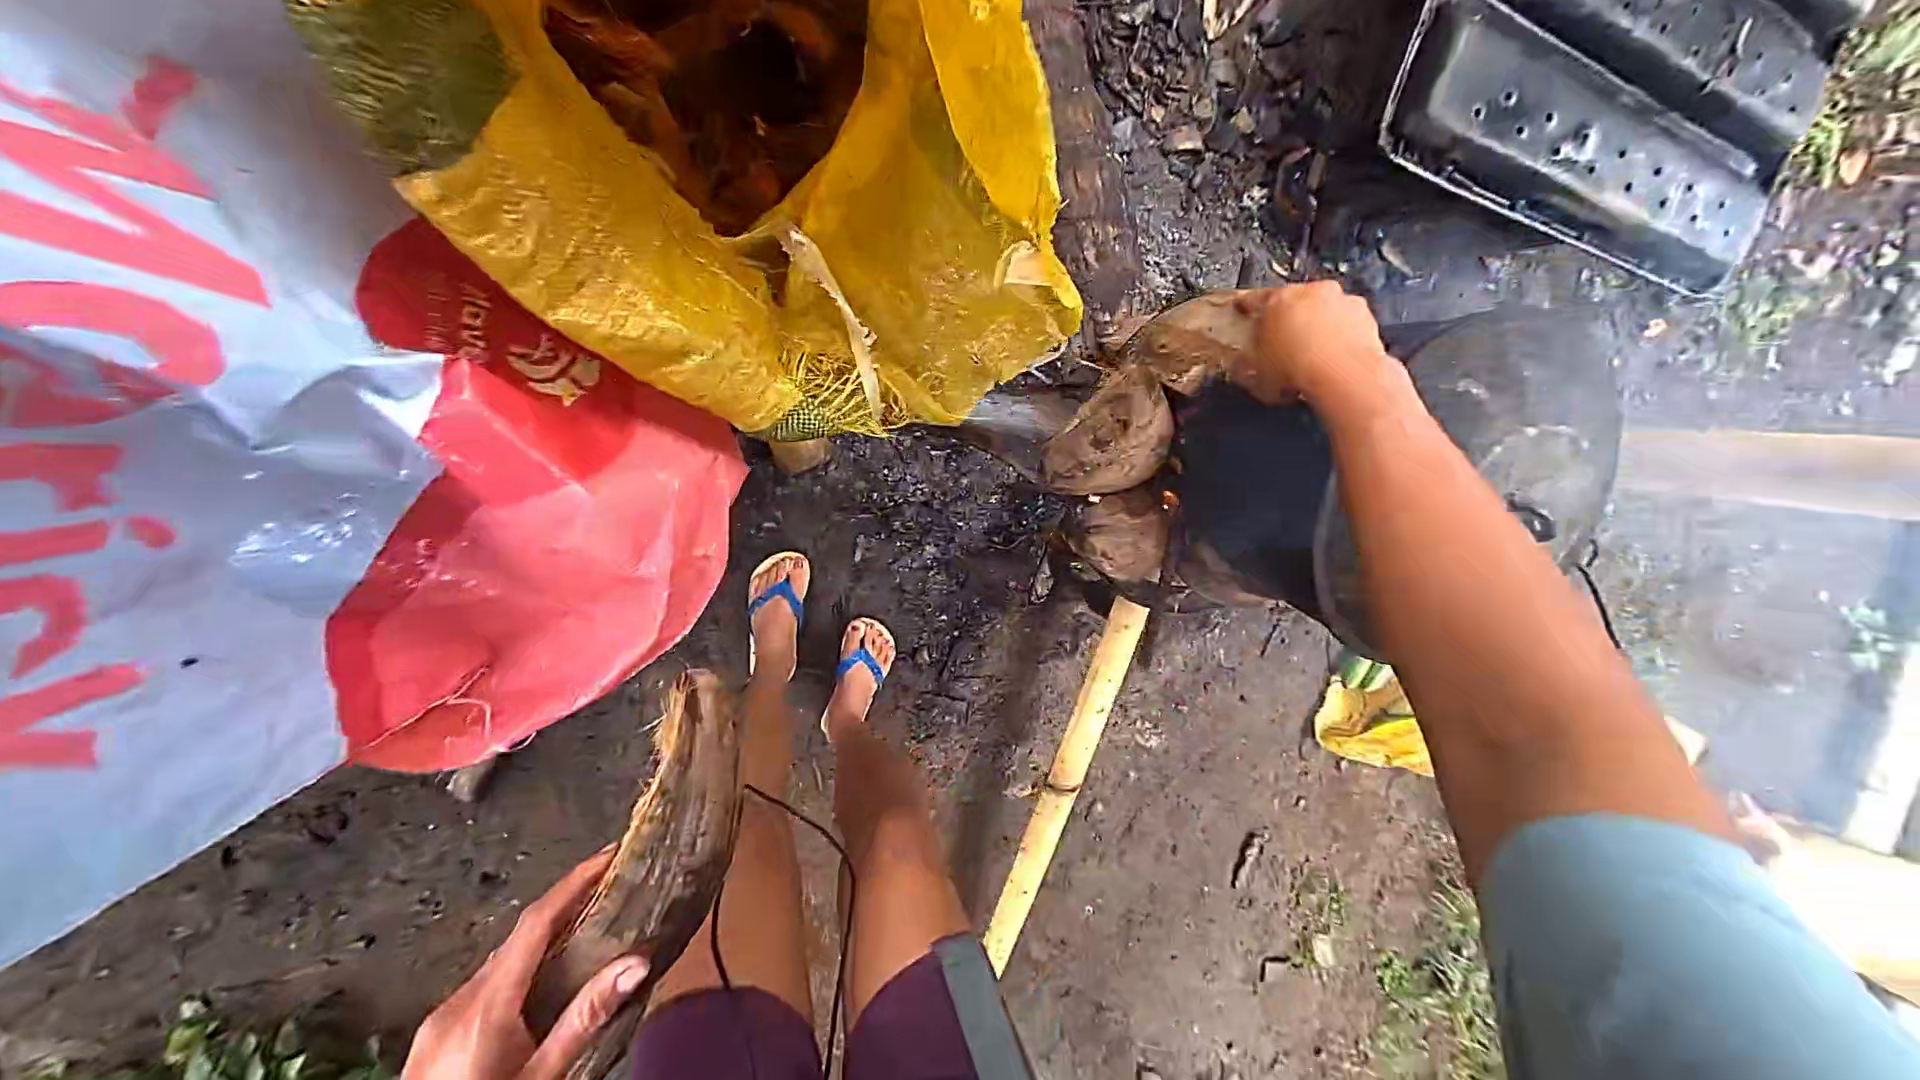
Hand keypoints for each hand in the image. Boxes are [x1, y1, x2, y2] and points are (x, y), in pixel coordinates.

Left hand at [401, 851, 645, 1079]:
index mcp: (484, 1005)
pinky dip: (521, 969)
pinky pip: (485, 986)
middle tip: (610, 890)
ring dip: (544, 940)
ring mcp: (439, 1020)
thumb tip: (637, 963)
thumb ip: (585, 1018)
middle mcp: (457, 1003)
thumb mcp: (543, 1076)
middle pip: (519, 937)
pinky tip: (545, 981)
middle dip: (566, 908)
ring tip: (589, 929)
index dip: (575, 881)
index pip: (536, 922)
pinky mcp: (433, 1038)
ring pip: (502, 961)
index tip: (609, 856)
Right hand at [1230, 282, 1391, 404]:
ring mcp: (1341, 300)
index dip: (1246, 306)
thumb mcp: (1256, 375)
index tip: (1242, 308)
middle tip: (1282, 341)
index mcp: (1277, 301)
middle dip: (1288, 317)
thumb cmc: (1294, 371)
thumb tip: (1238, 365)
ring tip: (1312, 353)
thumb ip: (1245, 365)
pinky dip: (1340, 334)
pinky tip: (1334, 356)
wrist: (1343, 376)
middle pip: (1294, 301)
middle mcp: (1311, 292)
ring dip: (1317, 324)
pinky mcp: (1366, 315)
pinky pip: (1346, 322)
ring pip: (1323, 309)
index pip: (1255, 299)